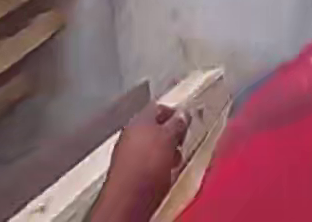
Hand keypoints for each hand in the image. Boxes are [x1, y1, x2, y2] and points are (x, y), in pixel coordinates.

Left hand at [92, 105, 189, 221]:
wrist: (126, 203)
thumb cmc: (149, 164)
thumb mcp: (170, 138)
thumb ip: (178, 123)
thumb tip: (183, 114)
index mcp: (138, 121)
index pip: (159, 108)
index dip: (175, 113)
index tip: (186, 123)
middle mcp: (129, 135)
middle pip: (154, 128)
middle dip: (171, 135)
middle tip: (182, 143)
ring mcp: (125, 156)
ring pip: (150, 147)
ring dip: (164, 152)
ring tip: (174, 162)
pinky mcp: (125, 175)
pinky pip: (145, 164)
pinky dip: (155, 167)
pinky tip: (162, 175)